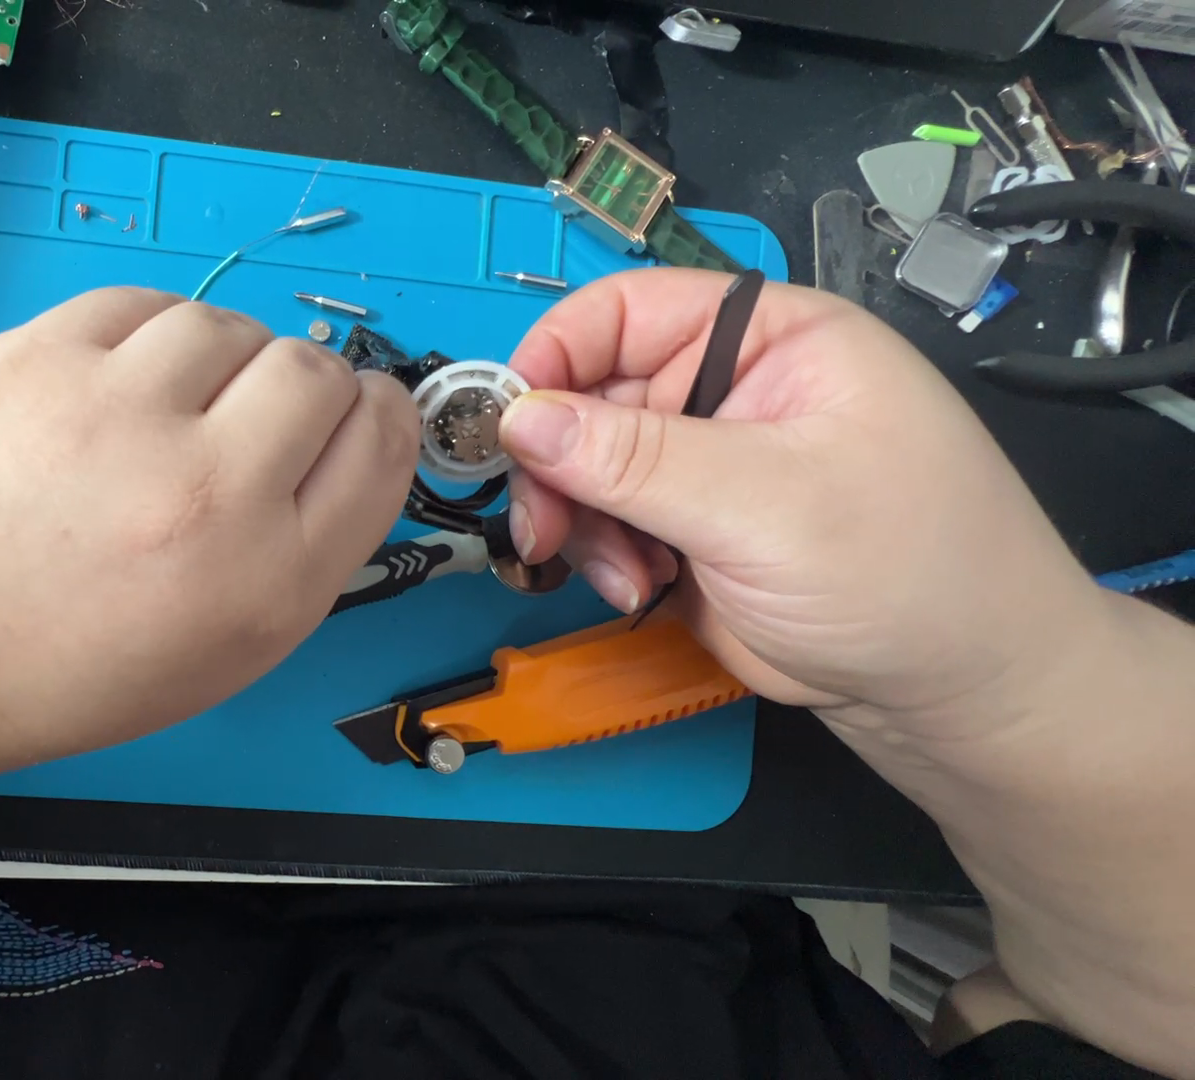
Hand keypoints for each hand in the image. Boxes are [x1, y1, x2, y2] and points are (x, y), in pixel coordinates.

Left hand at [0, 288, 417, 774]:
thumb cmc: (74, 670)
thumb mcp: (227, 652)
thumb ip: (308, 548)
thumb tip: (344, 439)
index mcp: (265, 582)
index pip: (381, 443)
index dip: (378, 420)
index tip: (349, 422)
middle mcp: (202, 491)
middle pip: (318, 371)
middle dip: (306, 393)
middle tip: (250, 426)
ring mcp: (110, 412)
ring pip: (229, 325)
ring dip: (221, 365)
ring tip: (169, 413)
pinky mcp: (33, 357)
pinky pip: (142, 304)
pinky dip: (148, 341)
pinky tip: (115, 390)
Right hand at [498, 269, 1103, 726]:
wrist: (945, 693)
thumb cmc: (902, 572)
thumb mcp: (764, 503)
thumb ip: (632, 458)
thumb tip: (516, 419)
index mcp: (760, 341)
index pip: (621, 314)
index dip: (552, 358)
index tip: (505, 427)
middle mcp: (714, 389)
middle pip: (581, 397)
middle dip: (556, 468)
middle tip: (547, 529)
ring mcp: (687, 460)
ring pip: (574, 466)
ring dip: (577, 523)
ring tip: (624, 575)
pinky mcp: (667, 520)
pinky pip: (590, 518)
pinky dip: (596, 555)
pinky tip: (639, 587)